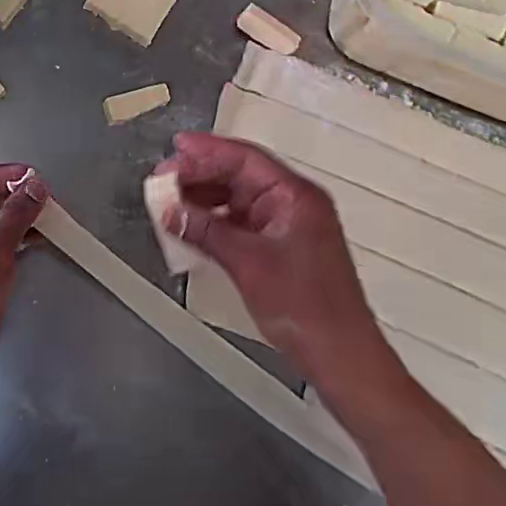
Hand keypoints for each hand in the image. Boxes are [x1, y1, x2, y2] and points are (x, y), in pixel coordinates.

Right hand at [157, 133, 385, 377]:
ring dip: (204, 200)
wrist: (341, 357)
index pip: (246, 158)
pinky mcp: (279, 248)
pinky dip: (215, 223)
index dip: (208, 150)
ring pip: (237, 199)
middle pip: (240, 176)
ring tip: (170, 203)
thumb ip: (206, 232)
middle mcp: (292, 203)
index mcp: (295, 195)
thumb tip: (172, 212)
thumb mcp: (249, 263)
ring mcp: (286, 225)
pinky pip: (240, 223)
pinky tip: (191, 228)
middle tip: (164, 179)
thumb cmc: (308, 309)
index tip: (178, 148)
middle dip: (200, 175)